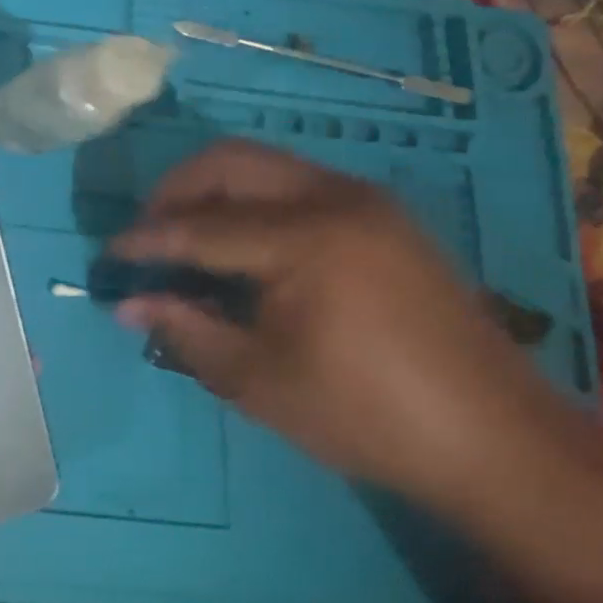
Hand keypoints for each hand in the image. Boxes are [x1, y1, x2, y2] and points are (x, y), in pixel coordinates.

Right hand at [111, 141, 573, 501]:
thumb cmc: (365, 414)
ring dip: (215, 193)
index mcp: (306, 239)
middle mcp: (338, 201)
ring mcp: (370, 205)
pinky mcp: (389, 222)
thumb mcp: (256, 379)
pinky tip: (242, 251)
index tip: (105, 257)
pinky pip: (299, 187)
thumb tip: (128, 304)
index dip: (143, 241)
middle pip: (231, 161)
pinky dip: (254, 203)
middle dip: (174, 190)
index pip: (198, 226)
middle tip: (145, 234)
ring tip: (185, 242)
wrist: (497, 440)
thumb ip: (184, 328)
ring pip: (267, 167)